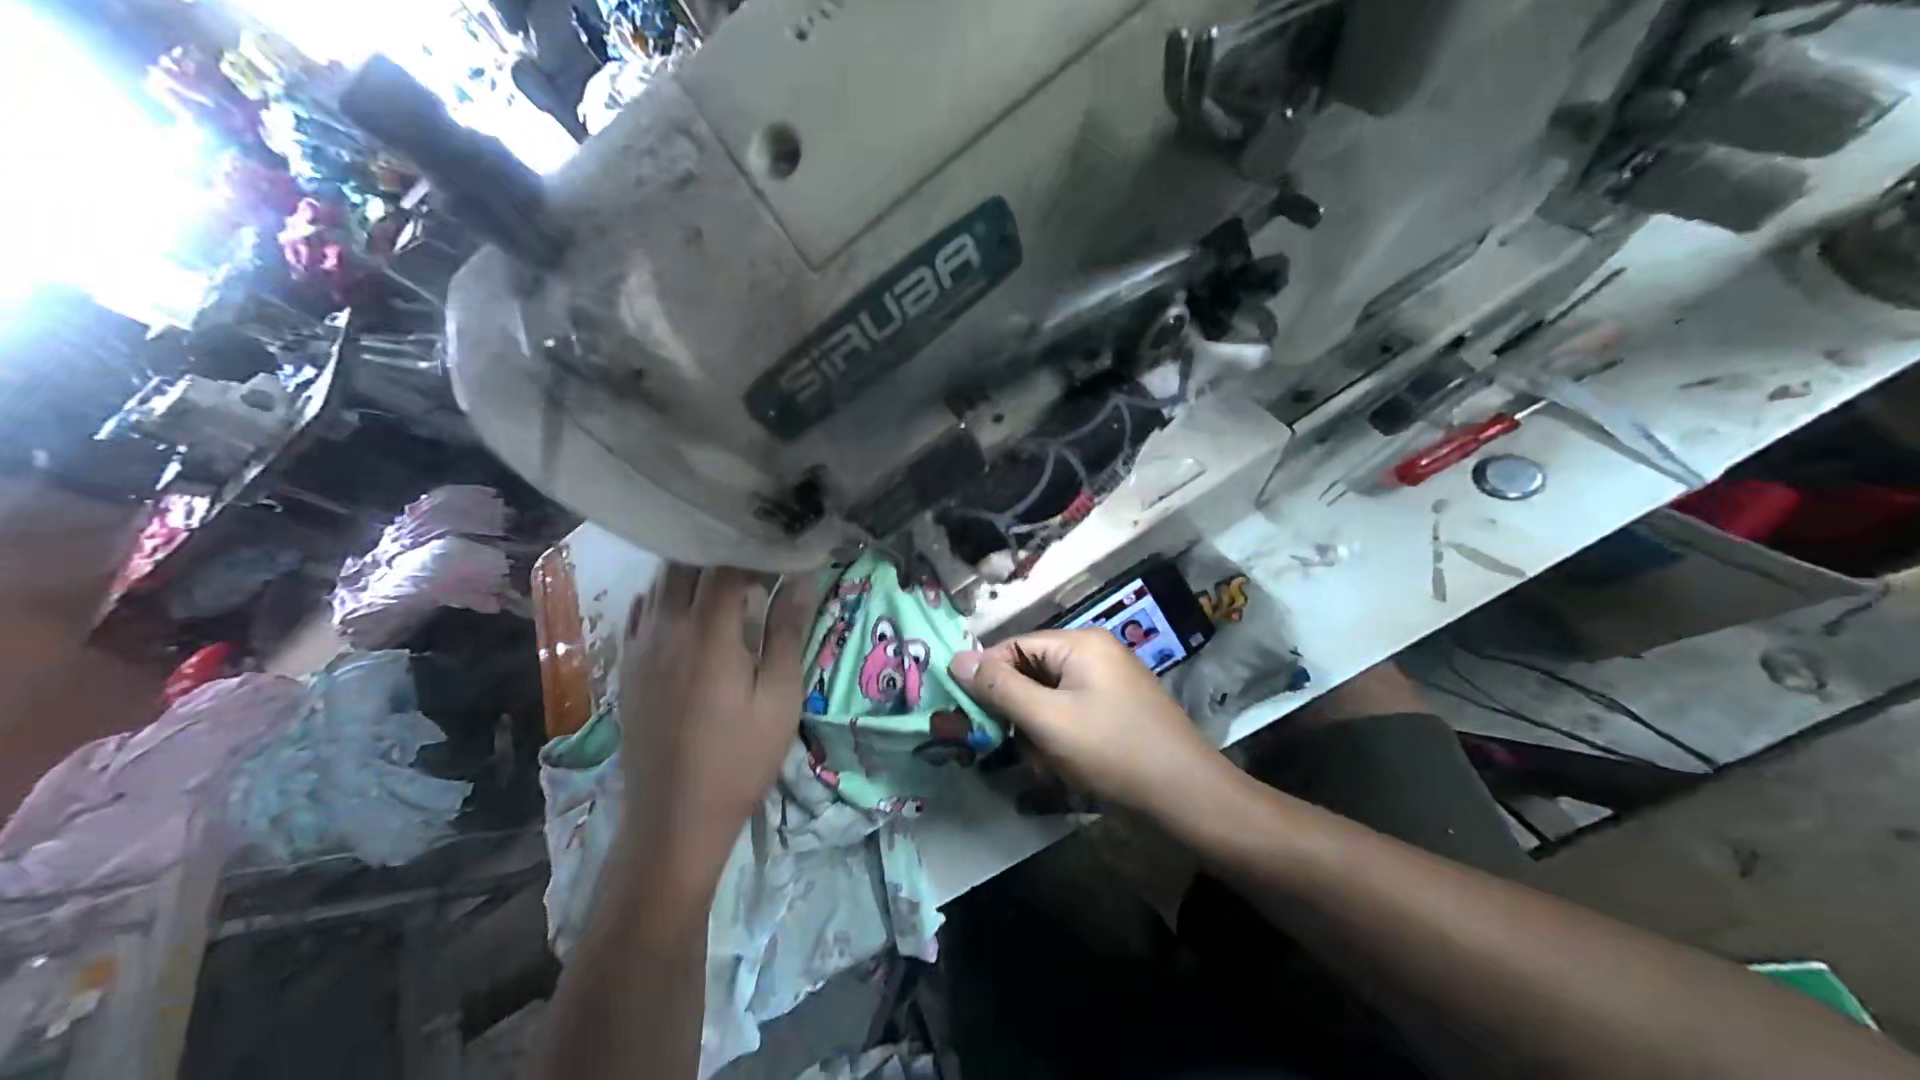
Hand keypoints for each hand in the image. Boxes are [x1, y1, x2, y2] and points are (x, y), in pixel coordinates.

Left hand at [618, 564, 819, 877]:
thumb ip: (788, 633)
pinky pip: (642, 612)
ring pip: (659, 584)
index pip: (726, 566)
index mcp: (707, 632)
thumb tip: (802, 579)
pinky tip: (687, 611)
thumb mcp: (780, 698)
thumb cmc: (740, 759)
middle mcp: (666, 628)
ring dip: (692, 572)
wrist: (674, 817)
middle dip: (720, 555)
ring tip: (725, 581)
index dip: (754, 553)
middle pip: (685, 565)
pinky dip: (666, 597)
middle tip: (754, 564)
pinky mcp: (627, 667)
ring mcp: (639, 647)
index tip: (781, 556)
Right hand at [949, 629, 1233, 816]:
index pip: (1014, 646)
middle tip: (1016, 748)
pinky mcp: (1116, 710)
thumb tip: (956, 658)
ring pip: (1048, 699)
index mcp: (1081, 643)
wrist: (1188, 797)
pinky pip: (1070, 714)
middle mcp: (1095, 653)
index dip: (987, 678)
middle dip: (1017, 713)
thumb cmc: (1113, 752)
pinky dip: (1059, 740)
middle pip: (1031, 672)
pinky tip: (1064, 769)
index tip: (968, 714)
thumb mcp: (1047, 720)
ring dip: (1037, 733)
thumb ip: (999, 688)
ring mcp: (1108, 682)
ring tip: (1047, 765)